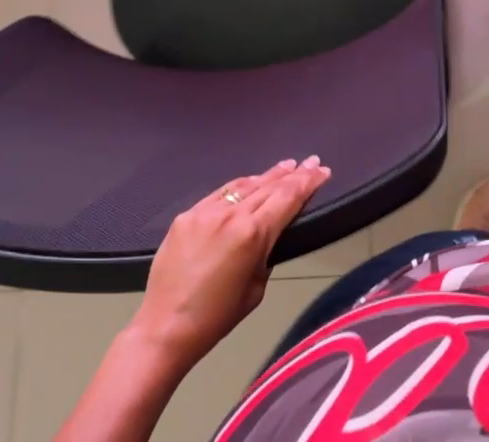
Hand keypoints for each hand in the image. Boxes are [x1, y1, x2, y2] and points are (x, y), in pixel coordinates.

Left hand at [127, 157, 332, 368]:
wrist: (166, 327)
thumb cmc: (218, 316)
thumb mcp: (257, 287)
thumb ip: (266, 252)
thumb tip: (267, 236)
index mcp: (253, 234)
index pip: (287, 198)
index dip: (307, 182)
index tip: (322, 170)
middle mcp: (230, 215)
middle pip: (269, 186)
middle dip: (293, 174)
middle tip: (311, 161)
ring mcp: (205, 212)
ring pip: (244, 185)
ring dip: (267, 175)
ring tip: (285, 166)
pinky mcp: (186, 216)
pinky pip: (219, 194)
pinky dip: (239, 186)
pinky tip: (249, 182)